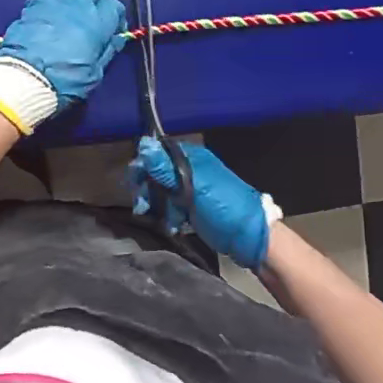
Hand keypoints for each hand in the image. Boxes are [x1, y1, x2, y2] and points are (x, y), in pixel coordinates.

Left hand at [0, 0, 126, 106]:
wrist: (26, 80)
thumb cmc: (63, 83)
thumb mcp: (93, 75)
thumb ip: (107, 53)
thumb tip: (118, 38)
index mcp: (96, 26)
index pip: (114, 7)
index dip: (117, 13)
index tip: (114, 25)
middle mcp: (78, 7)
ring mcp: (55, 2)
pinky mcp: (35, 3)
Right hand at [128, 137, 277, 268]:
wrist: (247, 237)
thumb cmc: (223, 206)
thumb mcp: (194, 186)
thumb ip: (167, 168)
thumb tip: (143, 145)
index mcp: (192, 158)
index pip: (159, 152)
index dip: (144, 165)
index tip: (135, 181)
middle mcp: (189, 170)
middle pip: (156, 172)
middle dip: (147, 188)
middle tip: (143, 205)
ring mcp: (190, 190)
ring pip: (160, 191)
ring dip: (156, 204)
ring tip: (159, 217)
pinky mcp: (190, 208)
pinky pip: (169, 207)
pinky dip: (167, 215)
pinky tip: (172, 224)